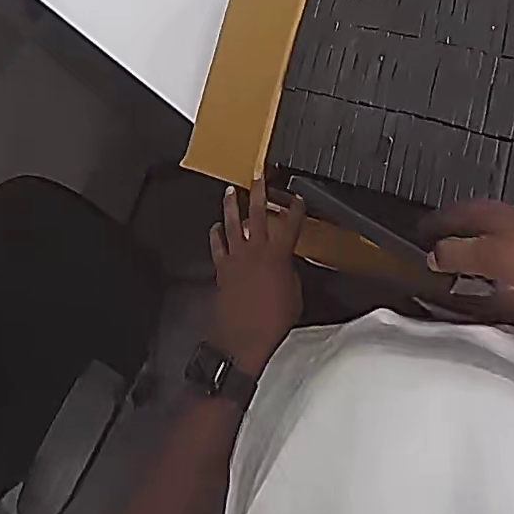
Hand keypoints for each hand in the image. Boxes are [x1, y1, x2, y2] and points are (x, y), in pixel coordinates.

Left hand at [208, 177, 303, 374]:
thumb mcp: (293, 294)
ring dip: (232, 205)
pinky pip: (218, 245)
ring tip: (231, 191)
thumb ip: (288, 271)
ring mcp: (236, 257)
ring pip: (233, 223)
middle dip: (260, 191)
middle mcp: (255, 250)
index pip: (291, 225)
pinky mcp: (222, 268)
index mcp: (278, 255)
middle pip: (259, 213)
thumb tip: (283, 263)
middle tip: (258, 175)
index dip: (296, 210)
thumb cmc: (275, 321)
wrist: (245, 338)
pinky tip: (215, 226)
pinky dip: (216, 234)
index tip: (298, 198)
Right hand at [421, 200, 513, 298]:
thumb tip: (431, 255)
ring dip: (467, 252)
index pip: (441, 216)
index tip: (413, 244)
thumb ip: (454, 254)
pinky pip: (499, 250)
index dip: (425, 230)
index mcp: (480, 211)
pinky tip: (491, 277)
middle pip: (460, 225)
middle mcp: (496, 215)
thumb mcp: (488, 258)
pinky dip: (488, 261)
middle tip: (431, 259)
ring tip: (457, 272)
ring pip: (480, 237)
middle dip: (444, 240)